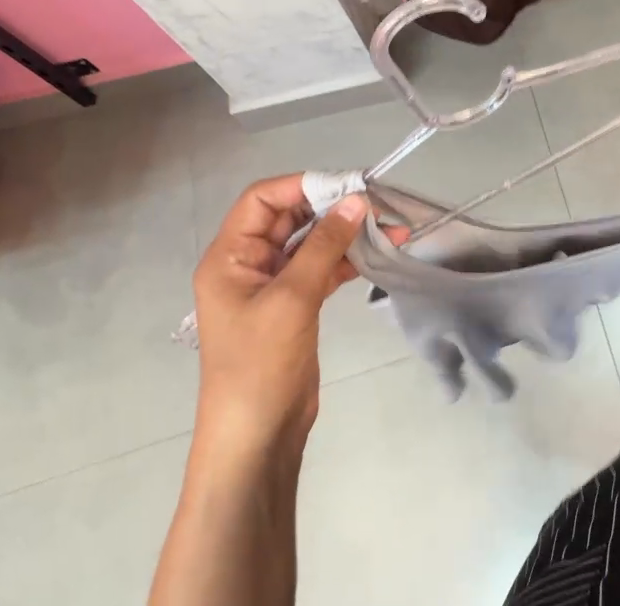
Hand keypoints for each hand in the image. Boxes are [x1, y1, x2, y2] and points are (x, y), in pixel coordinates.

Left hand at [191, 177, 365, 447]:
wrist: (257, 434)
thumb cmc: (260, 363)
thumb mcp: (292, 299)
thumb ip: (323, 246)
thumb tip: (356, 201)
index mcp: (229, 257)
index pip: (261, 200)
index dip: (302, 185)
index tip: (348, 185)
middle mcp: (247, 265)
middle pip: (288, 217)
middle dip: (330, 206)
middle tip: (377, 203)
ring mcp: (272, 287)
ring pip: (310, 243)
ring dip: (345, 233)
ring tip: (389, 227)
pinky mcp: (295, 306)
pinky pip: (321, 268)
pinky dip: (347, 258)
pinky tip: (379, 252)